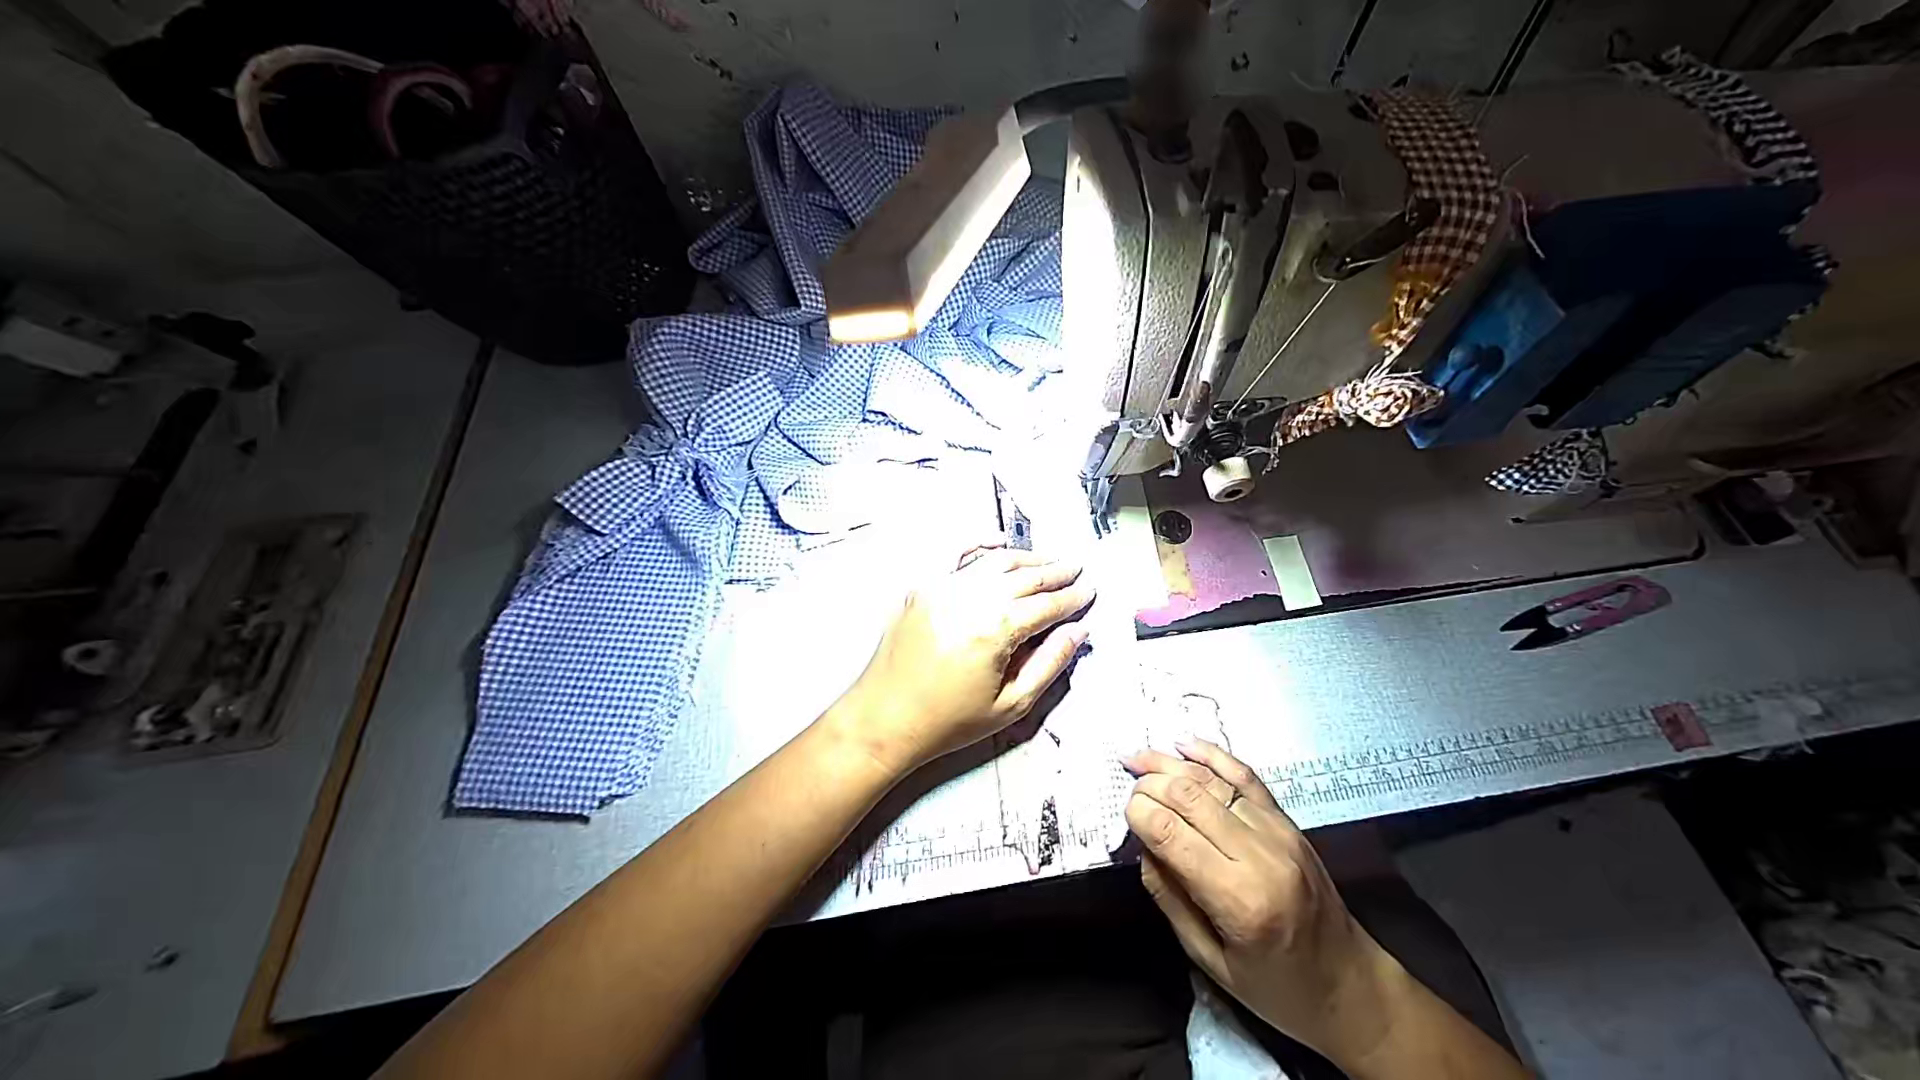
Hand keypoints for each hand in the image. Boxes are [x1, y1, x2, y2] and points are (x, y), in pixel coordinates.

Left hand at [837, 543, 1095, 775]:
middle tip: (1076, 569)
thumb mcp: (1010, 705)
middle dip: (1055, 572)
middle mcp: (968, 599)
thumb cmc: (945, 721)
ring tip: (1048, 560)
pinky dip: (978, 544)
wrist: (883, 720)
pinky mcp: (922, 588)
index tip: (1089, 591)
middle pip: (1024, 576)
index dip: (1072, 598)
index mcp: (994, 629)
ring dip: (1026, 558)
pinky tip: (998, 542)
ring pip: (994, 561)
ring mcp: (942, 588)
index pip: (1045, 605)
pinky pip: (954, 555)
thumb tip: (1077, 632)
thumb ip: (1050, 664)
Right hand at [1123, 739, 1401, 1067]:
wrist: (1351, 984)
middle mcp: (1260, 855)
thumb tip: (1142, 844)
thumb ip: (1169, 896)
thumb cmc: (1277, 986)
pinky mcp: (1288, 822)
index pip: (1171, 832)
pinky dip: (1212, 756)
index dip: (1138, 813)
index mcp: (1238, 898)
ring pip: (1213, 780)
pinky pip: (1245, 776)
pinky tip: (1185, 746)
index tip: (1124, 814)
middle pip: (1189, 796)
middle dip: (1150, 784)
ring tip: (1139, 758)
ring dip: (1171, 764)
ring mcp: (1279, 832)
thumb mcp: (1209, 958)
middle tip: (1129, 786)